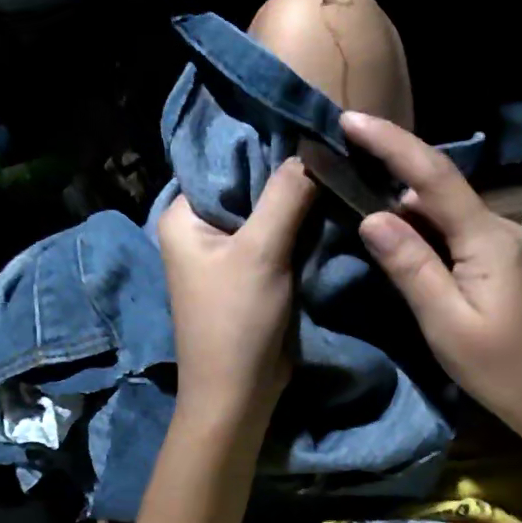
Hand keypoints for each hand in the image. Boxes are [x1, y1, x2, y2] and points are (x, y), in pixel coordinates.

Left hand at [158, 158, 316, 421]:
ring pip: (267, 212)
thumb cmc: (237, 321)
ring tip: (338, 173)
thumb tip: (314, 147)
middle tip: (332, 150)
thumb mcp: (261, 252)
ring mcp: (226, 252)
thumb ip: (285, 196)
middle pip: (248, 185)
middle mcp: (200, 228)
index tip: (311, 128)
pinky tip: (330, 210)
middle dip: (286, 174)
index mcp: (184, 215)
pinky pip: (276, 238)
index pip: (224, 160)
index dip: (265, 143)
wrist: (239, 394)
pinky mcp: (251, 273)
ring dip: (297, 202)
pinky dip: (299, 228)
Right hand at [343, 111, 521, 451]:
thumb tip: (371, 215)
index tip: (351, 118)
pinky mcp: (502, 259)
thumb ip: (410, 266)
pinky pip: (455, 231)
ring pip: (445, 211)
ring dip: (405, 210)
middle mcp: (499, 226)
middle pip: (438, 188)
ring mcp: (504, 241)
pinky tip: (401, 247)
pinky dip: (424, 231)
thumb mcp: (446, 321)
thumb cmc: (499, 368)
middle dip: (390, 174)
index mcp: (487, 237)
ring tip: (362, 215)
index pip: (434, 176)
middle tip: (342, 174)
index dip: (391, 143)